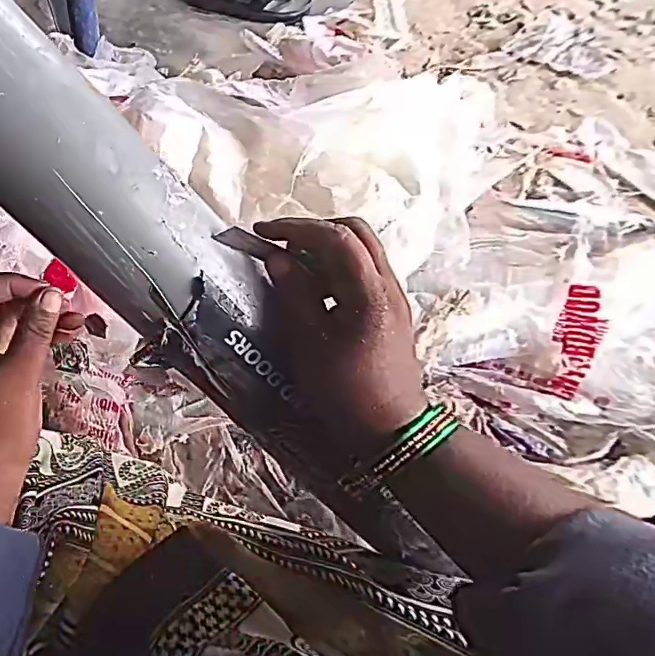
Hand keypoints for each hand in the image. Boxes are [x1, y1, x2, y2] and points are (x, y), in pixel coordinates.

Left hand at [0, 273, 84, 523]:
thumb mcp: (22, 377)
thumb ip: (36, 332)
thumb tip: (49, 296)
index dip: (11, 284)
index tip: (44, 289)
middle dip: (29, 297)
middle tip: (61, 299)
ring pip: (9, 323)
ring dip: (39, 315)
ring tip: (71, 316)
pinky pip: (17, 342)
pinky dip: (39, 335)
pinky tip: (63, 334)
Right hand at [251, 217, 426, 459]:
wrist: (390, 427)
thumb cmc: (344, 388)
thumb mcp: (309, 341)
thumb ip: (295, 293)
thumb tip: (276, 258)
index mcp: (369, 293)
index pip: (336, 238)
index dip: (295, 228)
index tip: (261, 233)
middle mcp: (387, 286)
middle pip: (355, 232)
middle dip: (312, 229)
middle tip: (277, 242)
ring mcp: (393, 296)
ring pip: (361, 248)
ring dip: (323, 245)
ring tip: (289, 261)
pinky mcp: (389, 308)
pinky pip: (361, 270)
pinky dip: (333, 264)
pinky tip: (310, 284)